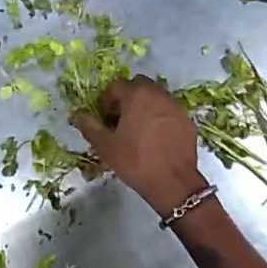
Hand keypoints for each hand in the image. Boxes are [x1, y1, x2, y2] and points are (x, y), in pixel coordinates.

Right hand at [74, 75, 207, 214]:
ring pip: (156, 96)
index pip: (116, 85)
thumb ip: (90, 127)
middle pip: (138, 85)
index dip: (107, 100)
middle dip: (127, 97)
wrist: (173, 182)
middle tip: (121, 119)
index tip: (105, 117)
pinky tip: (156, 138)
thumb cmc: (135, 161)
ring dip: (144, 105)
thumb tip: (79, 115)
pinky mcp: (187, 120)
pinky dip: (160, 117)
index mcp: (137, 95)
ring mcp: (175, 106)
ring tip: (138, 129)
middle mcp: (158, 94)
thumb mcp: (106, 146)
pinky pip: (169, 111)